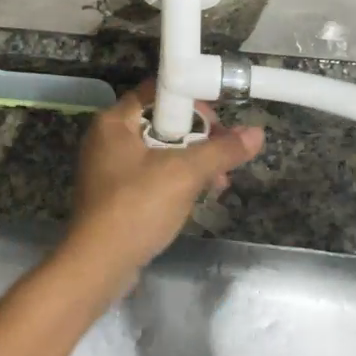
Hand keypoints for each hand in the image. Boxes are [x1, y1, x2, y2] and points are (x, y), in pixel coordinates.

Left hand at [64, 81, 264, 273]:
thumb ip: (221, 151)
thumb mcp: (185, 174)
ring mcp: (108, 169)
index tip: (219, 121)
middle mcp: (106, 139)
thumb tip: (256, 134)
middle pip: (160, 124)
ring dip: (191, 164)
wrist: (99, 263)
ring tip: (219, 183)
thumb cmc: (137, 207)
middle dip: (197, 139)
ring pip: (159, 153)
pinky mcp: (114, 195)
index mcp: (113, 122)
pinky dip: (175, 182)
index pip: (155, 92)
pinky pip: (151, 177)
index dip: (190, 100)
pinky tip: (198, 198)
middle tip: (224, 157)